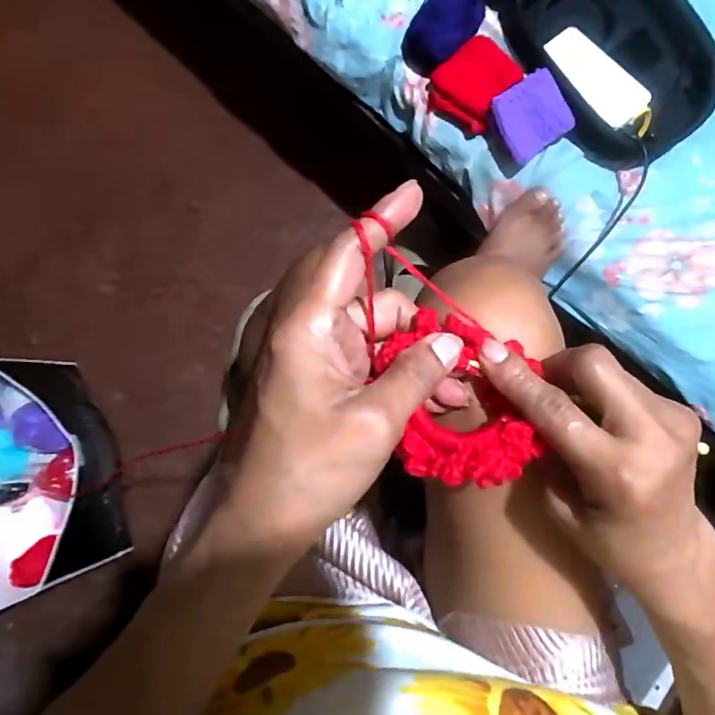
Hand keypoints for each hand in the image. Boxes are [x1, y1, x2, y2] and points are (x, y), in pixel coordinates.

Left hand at [210, 181, 462, 561]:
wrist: (260, 523)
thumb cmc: (311, 472)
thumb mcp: (376, 423)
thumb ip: (417, 372)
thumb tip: (449, 340)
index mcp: (306, 327)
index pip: (344, 253)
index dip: (380, 219)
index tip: (412, 191)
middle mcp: (303, 327)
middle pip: (364, 291)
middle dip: (410, 312)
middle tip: (447, 337)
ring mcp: (309, 350)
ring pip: (370, 326)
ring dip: (412, 349)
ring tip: (454, 386)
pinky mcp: (316, 373)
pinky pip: (363, 352)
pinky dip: (396, 366)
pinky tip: (434, 394)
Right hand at [476, 340, 714, 603]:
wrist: (675, 550)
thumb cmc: (607, 539)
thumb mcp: (559, 504)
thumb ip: (539, 446)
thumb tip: (516, 394)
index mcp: (617, 472)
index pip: (557, 410)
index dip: (519, 378)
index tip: (489, 350)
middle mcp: (652, 437)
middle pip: (594, 363)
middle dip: (557, 363)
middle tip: (541, 383)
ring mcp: (675, 419)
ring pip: (611, 367)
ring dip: (579, 378)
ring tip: (572, 406)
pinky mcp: (684, 410)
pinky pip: (627, 381)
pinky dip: (603, 391)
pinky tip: (603, 418)